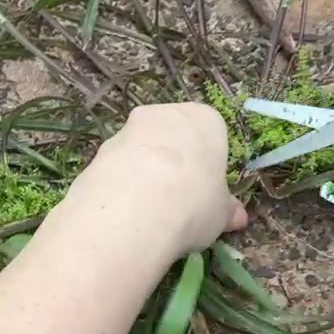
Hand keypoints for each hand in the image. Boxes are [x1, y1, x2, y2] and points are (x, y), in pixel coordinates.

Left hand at [59, 102, 247, 260]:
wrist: (133, 210)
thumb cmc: (193, 203)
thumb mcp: (218, 214)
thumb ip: (225, 211)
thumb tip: (237, 218)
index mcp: (202, 119)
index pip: (209, 136)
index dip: (206, 167)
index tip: (203, 194)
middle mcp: (161, 115)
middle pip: (169, 140)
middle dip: (171, 167)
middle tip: (174, 204)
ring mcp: (124, 132)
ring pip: (138, 154)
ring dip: (141, 177)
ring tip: (145, 215)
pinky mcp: (96, 154)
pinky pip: (113, 170)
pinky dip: (117, 188)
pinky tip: (121, 215)